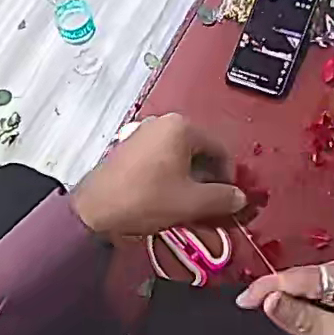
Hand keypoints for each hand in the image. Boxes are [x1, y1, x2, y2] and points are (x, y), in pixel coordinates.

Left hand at [71, 114, 245, 236]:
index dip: (228, 177)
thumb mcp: (191, 202)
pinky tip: (168, 199)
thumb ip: (223, 198)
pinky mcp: (130, 148)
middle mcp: (163, 123)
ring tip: (188, 205)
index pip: (220, 149)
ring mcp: (144, 133)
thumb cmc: (144, 199)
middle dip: (208, 179)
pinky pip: (162, 159)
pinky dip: (171, 177)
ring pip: (181, 156)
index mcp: (181, 127)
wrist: (95, 211)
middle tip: (209, 204)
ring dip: (190, 180)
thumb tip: (238, 197)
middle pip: (200, 151)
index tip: (227, 198)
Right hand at [238, 260, 333, 334]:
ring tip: (254, 305)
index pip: (310, 276)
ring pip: (300, 286)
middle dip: (275, 289)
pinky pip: (304, 297)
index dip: (275, 284)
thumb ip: (308, 320)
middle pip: (303, 277)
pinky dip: (287, 303)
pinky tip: (275, 308)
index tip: (247, 299)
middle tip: (246, 304)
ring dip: (279, 296)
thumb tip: (270, 300)